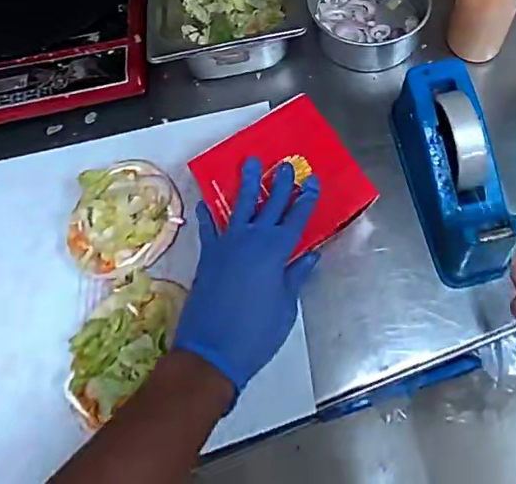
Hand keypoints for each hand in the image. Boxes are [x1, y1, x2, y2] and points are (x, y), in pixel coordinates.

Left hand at [174, 158, 321, 399]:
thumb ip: (296, 276)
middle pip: (270, 205)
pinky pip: (209, 228)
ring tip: (250, 162)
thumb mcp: (286, 307)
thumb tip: (311, 255)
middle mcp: (253, 239)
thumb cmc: (256, 334)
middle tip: (285, 165)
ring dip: (247, 183)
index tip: (312, 180)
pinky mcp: (209, 254)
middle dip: (280, 184)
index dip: (305, 199)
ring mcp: (228, 244)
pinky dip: (207, 214)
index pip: (296, 218)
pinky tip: (204, 201)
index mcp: (276, 251)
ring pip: (241, 205)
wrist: (211, 353)